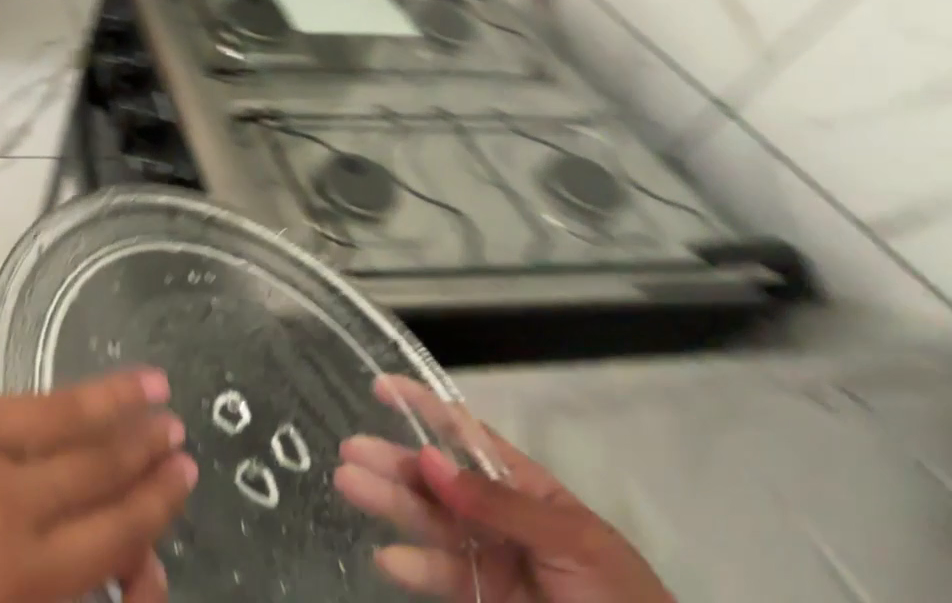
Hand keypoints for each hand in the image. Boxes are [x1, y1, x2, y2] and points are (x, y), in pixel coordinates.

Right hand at [335, 376, 674, 602]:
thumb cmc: (621, 599)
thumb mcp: (570, 543)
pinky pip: (442, 575)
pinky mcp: (484, 600)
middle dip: (395, 462)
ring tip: (348, 486)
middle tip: (349, 451)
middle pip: (439, 481)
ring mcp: (493, 560)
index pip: (470, 438)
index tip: (381, 387)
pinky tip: (387, 558)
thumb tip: (430, 459)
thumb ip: (497, 504)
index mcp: (530, 491)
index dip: (427, 409)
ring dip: (391, 504)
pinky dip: (413, 567)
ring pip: (431, 523)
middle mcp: (502, 518)